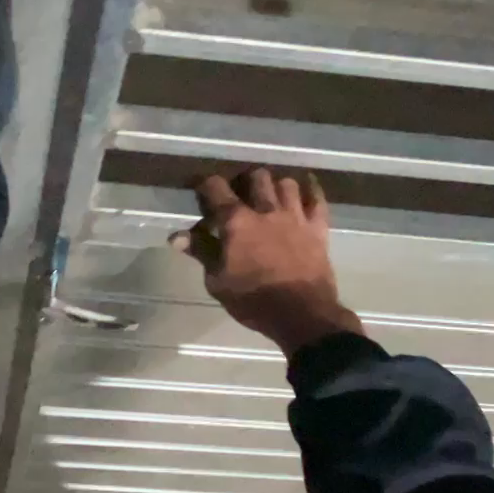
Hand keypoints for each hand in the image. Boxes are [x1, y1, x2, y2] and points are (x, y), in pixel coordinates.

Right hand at [171, 169, 363, 358]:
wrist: (302, 316)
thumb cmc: (253, 300)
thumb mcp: (217, 281)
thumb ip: (201, 251)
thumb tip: (176, 237)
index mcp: (236, 221)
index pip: (215, 186)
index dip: (206, 185)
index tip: (202, 191)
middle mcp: (265, 209)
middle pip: (255, 176)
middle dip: (245, 181)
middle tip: (240, 195)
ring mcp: (295, 216)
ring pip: (286, 183)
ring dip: (275, 186)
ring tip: (271, 197)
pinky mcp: (318, 227)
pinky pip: (317, 198)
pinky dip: (312, 189)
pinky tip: (307, 185)